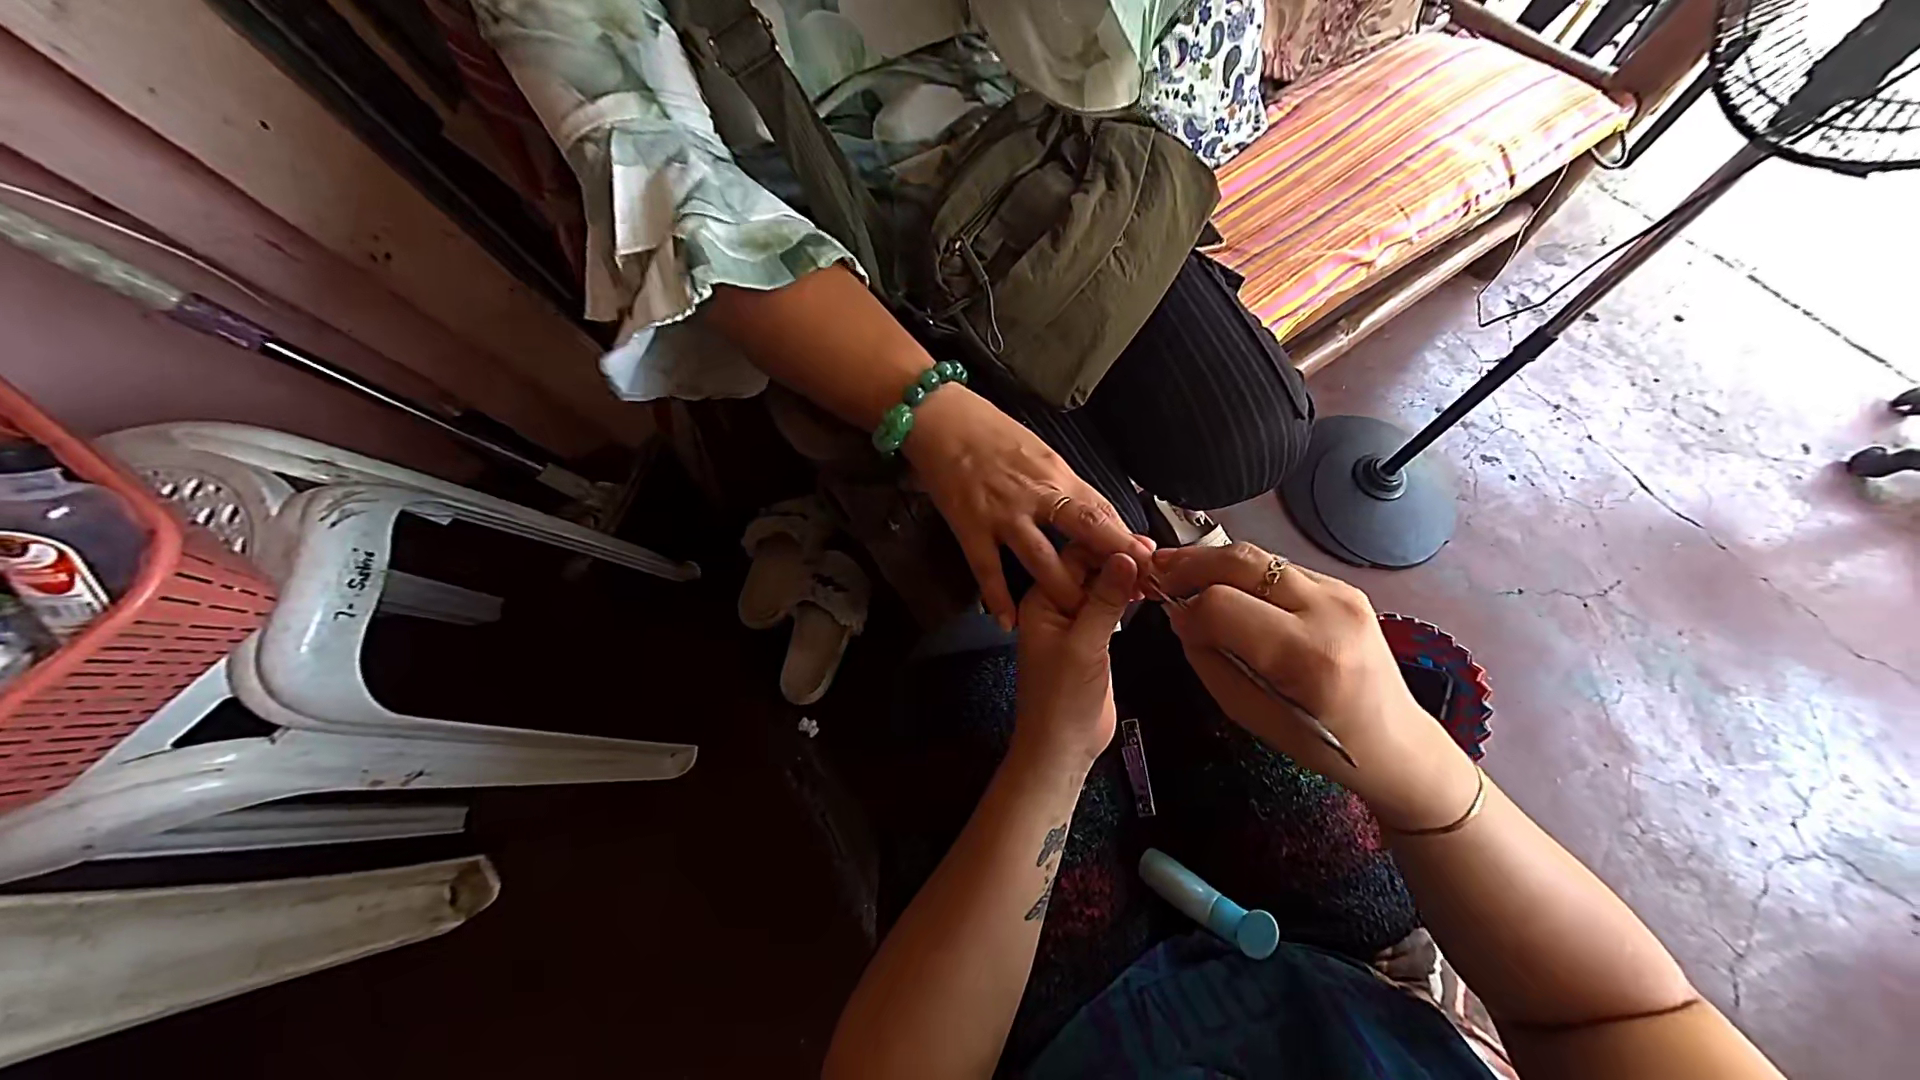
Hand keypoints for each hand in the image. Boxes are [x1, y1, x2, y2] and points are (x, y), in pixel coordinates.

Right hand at [906, 385, 1154, 628]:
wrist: (940, 417)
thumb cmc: (987, 428)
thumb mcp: (1036, 448)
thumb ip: (1060, 481)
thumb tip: (1087, 507)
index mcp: (1056, 473)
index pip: (1102, 510)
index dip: (1127, 539)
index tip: (1147, 562)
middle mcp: (1037, 495)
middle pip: (1088, 532)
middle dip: (1115, 564)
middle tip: (1134, 593)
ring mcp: (1004, 515)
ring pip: (1042, 560)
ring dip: (1064, 591)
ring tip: (1079, 615)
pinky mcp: (971, 528)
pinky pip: (988, 571)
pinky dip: (998, 600)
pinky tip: (1009, 622)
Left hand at [1012, 551, 1138, 769]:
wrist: (1062, 747)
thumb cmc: (1060, 701)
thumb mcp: (1084, 645)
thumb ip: (1104, 600)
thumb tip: (1124, 558)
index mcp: (1040, 601)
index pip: (1072, 558)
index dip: (1105, 547)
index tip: (1139, 544)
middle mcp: (1055, 606)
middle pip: (1088, 569)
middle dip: (1119, 560)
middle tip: (1154, 556)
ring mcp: (1074, 622)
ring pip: (1101, 587)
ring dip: (1126, 578)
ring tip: (1156, 571)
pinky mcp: (1092, 639)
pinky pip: (1109, 607)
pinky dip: (1127, 598)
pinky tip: (1147, 591)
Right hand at [1152, 543, 1479, 830]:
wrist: (1394, 740)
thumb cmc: (1323, 742)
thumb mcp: (1248, 713)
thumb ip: (1207, 659)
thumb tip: (1181, 616)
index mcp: (1308, 655)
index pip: (1221, 604)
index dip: (1185, 608)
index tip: (1171, 617)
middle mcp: (1330, 612)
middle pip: (1239, 562)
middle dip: (1190, 564)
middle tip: (1159, 571)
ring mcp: (1340, 593)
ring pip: (1255, 555)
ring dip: (1211, 560)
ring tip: (1180, 570)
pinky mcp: (1341, 587)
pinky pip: (1275, 566)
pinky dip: (1239, 572)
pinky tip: (1221, 583)